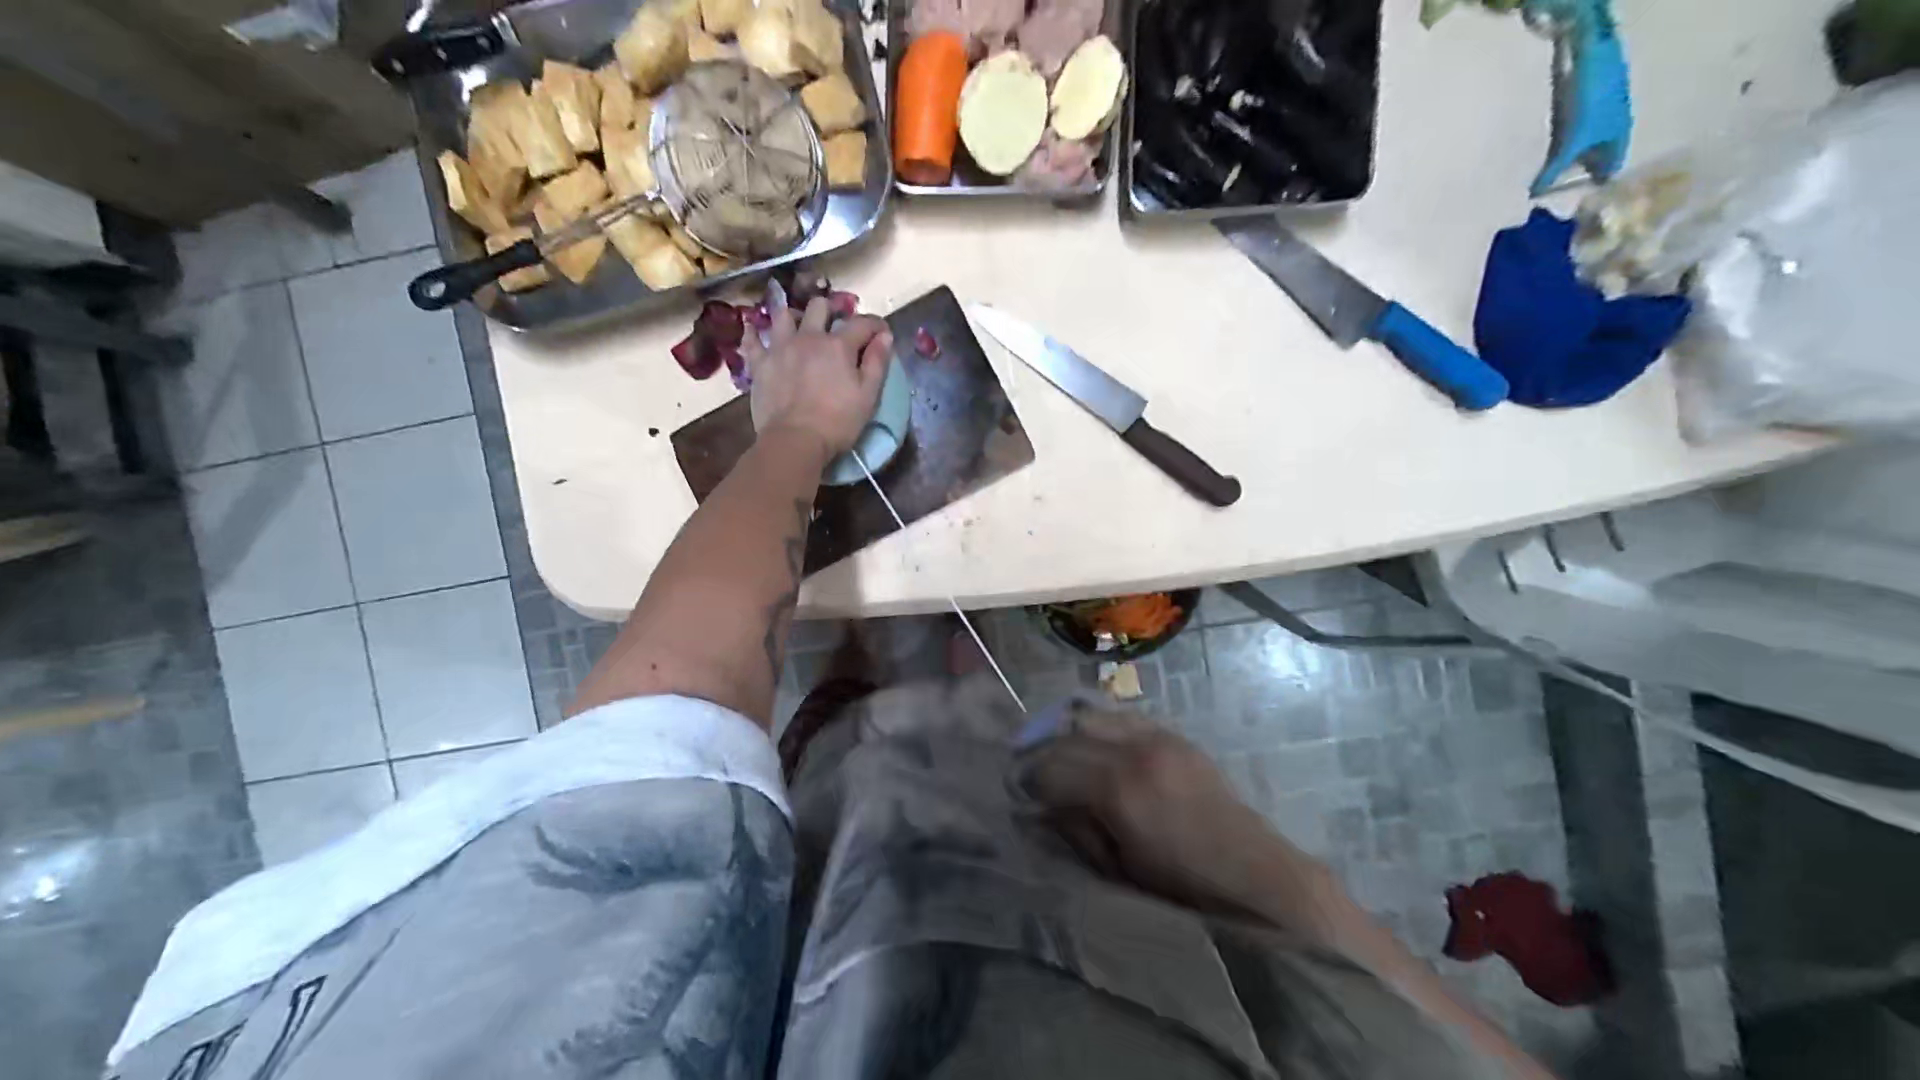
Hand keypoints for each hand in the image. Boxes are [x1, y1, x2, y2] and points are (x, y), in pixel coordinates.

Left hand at [744, 296, 892, 458]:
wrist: (795, 440)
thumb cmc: (838, 422)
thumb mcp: (868, 395)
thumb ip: (877, 363)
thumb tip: (884, 336)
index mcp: (838, 345)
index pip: (862, 323)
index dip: (875, 324)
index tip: (882, 331)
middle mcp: (808, 337)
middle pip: (819, 307)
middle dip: (832, 309)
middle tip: (837, 322)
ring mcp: (780, 348)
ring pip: (784, 315)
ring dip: (795, 315)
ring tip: (799, 324)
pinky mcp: (760, 363)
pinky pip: (752, 340)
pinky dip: (754, 332)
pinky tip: (754, 329)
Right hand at [1013, 707, 1330, 919]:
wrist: (1258, 882)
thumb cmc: (1183, 893)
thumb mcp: (1116, 870)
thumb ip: (1075, 827)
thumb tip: (1044, 802)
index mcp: (1119, 788)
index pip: (1051, 764)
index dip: (1027, 776)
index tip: (1015, 789)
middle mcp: (1138, 749)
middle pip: (1069, 728)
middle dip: (1043, 747)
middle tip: (1030, 769)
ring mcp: (1161, 736)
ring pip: (1095, 713)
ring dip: (1069, 731)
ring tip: (1059, 755)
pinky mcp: (1177, 736)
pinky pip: (1123, 717)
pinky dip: (1099, 728)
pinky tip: (1095, 750)